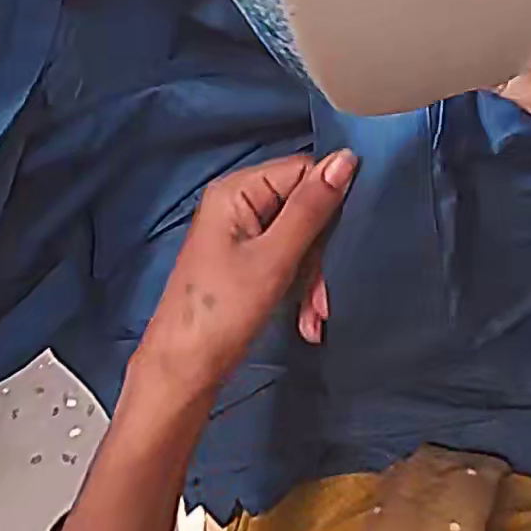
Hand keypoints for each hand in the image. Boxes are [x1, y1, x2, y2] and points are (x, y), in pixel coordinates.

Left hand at [133, 150, 357, 402]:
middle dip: (321, 251)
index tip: (344, 237)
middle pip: (303, 205)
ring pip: (301, 236)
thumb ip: (311, 208)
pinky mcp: (246, 257)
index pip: (302, 170)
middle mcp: (238, 202)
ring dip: (314, 276)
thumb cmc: (222, 312)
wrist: (183, 371)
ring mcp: (241, 231)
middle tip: (325, 290)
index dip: (329, 200)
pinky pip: (288, 257)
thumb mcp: (275, 258)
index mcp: (237, 190)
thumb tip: (346, 158)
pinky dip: (301, 285)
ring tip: (316, 313)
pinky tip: (307, 318)